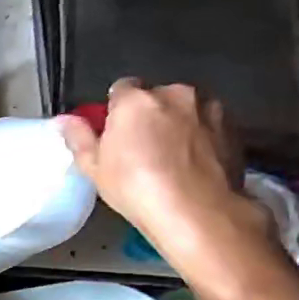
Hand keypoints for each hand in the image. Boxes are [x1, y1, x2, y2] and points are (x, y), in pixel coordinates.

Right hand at [61, 79, 276, 289]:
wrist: (196, 210)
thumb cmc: (135, 187)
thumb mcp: (94, 167)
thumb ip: (79, 137)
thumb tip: (64, 120)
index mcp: (135, 100)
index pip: (121, 89)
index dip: (116, 110)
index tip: (115, 133)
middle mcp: (174, 94)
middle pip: (155, 97)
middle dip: (148, 115)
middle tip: (141, 149)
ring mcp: (208, 108)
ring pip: (185, 109)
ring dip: (177, 123)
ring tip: (171, 158)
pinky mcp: (234, 126)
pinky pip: (208, 124)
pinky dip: (200, 136)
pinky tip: (193, 164)